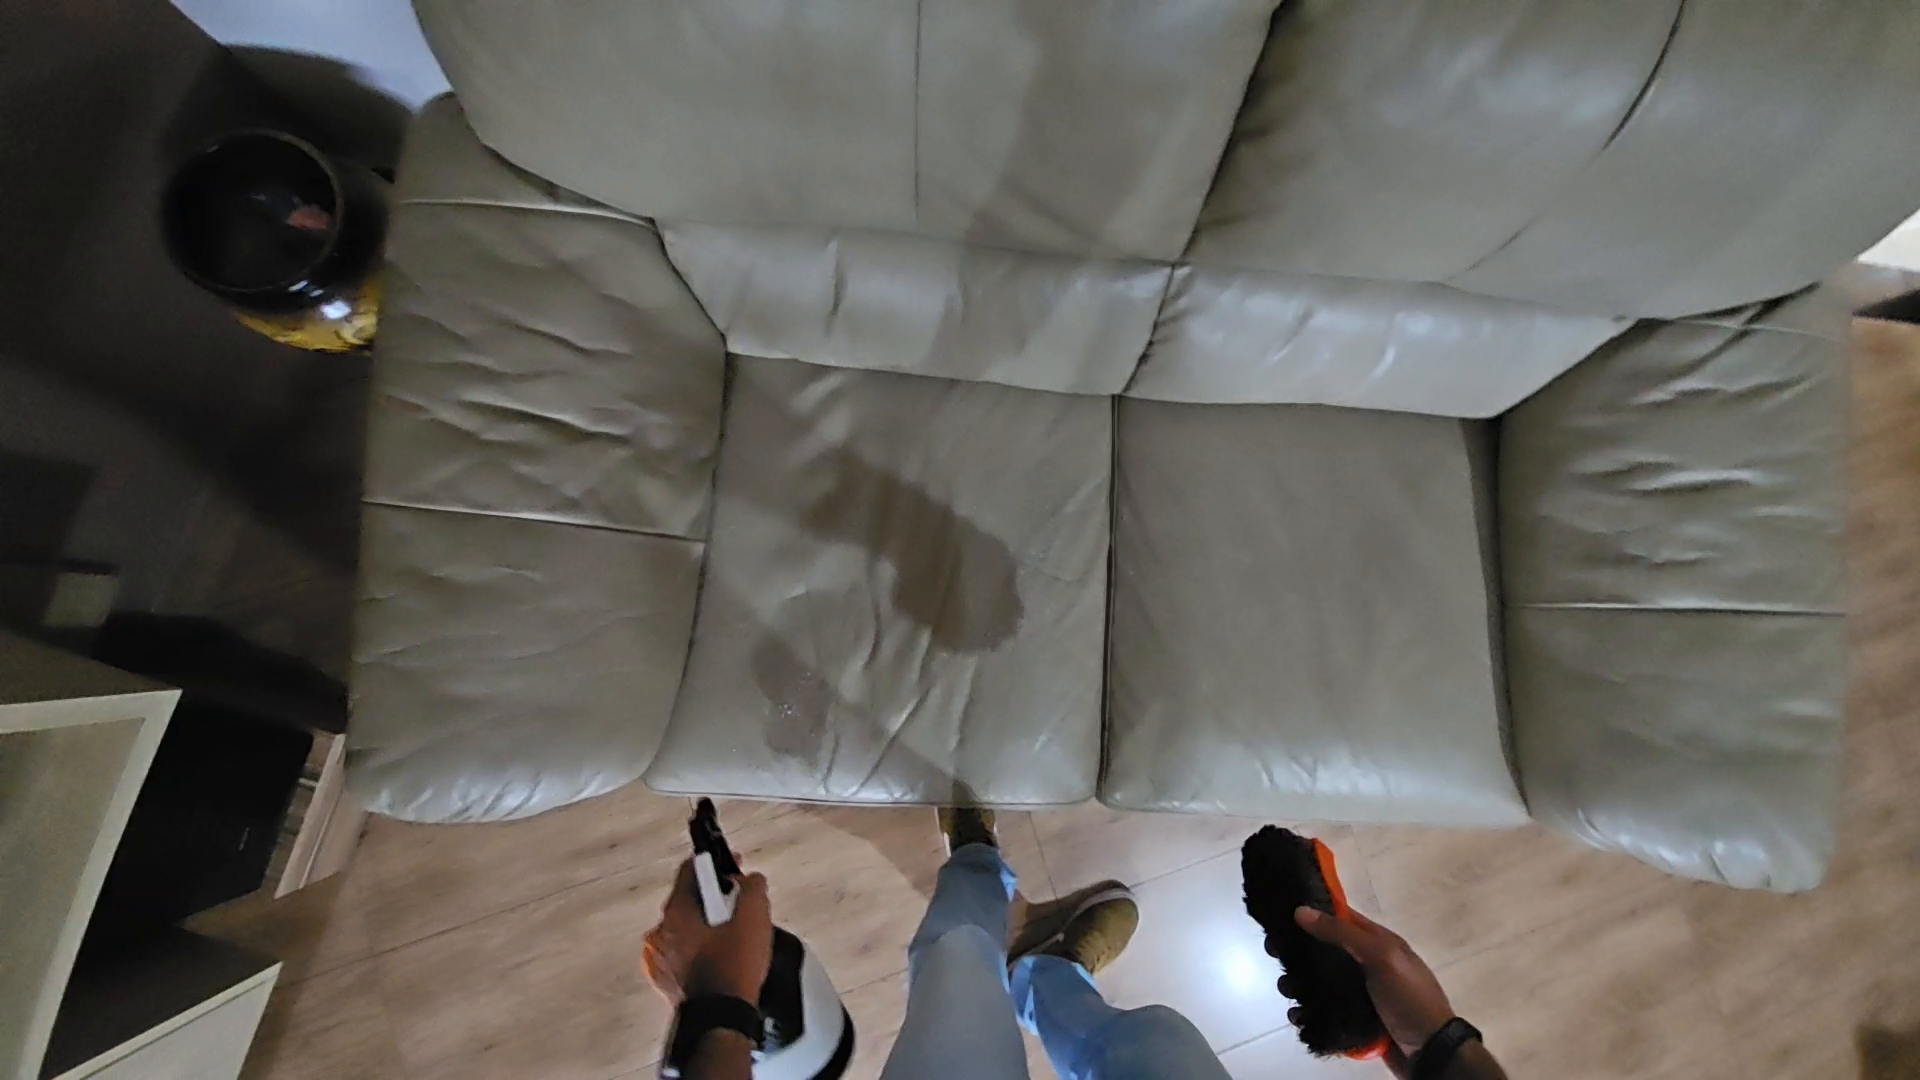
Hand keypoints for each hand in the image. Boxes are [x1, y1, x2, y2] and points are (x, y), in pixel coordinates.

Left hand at [643, 859, 773, 1004]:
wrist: (721, 1018)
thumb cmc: (732, 969)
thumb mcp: (755, 915)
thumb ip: (753, 886)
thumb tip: (751, 880)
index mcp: (676, 911)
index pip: (691, 869)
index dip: (716, 862)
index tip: (732, 865)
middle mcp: (660, 932)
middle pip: (689, 899)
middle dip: (716, 896)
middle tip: (739, 904)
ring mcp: (659, 959)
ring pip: (686, 927)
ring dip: (707, 924)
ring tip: (733, 934)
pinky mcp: (664, 981)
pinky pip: (682, 952)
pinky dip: (698, 948)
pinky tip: (720, 955)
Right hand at [1294, 906, 1453, 1077]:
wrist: (1435, 1058)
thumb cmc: (1410, 1000)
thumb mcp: (1382, 958)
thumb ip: (1341, 933)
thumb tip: (1299, 909)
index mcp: (1376, 942)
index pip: (1338, 916)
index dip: (1311, 912)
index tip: (1281, 915)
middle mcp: (1365, 964)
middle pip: (1322, 949)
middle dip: (1297, 952)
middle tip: (1276, 956)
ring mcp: (1359, 993)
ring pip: (1318, 980)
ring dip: (1298, 983)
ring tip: (1288, 991)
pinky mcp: (1353, 1019)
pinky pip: (1323, 1009)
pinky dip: (1307, 1011)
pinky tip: (1298, 1014)